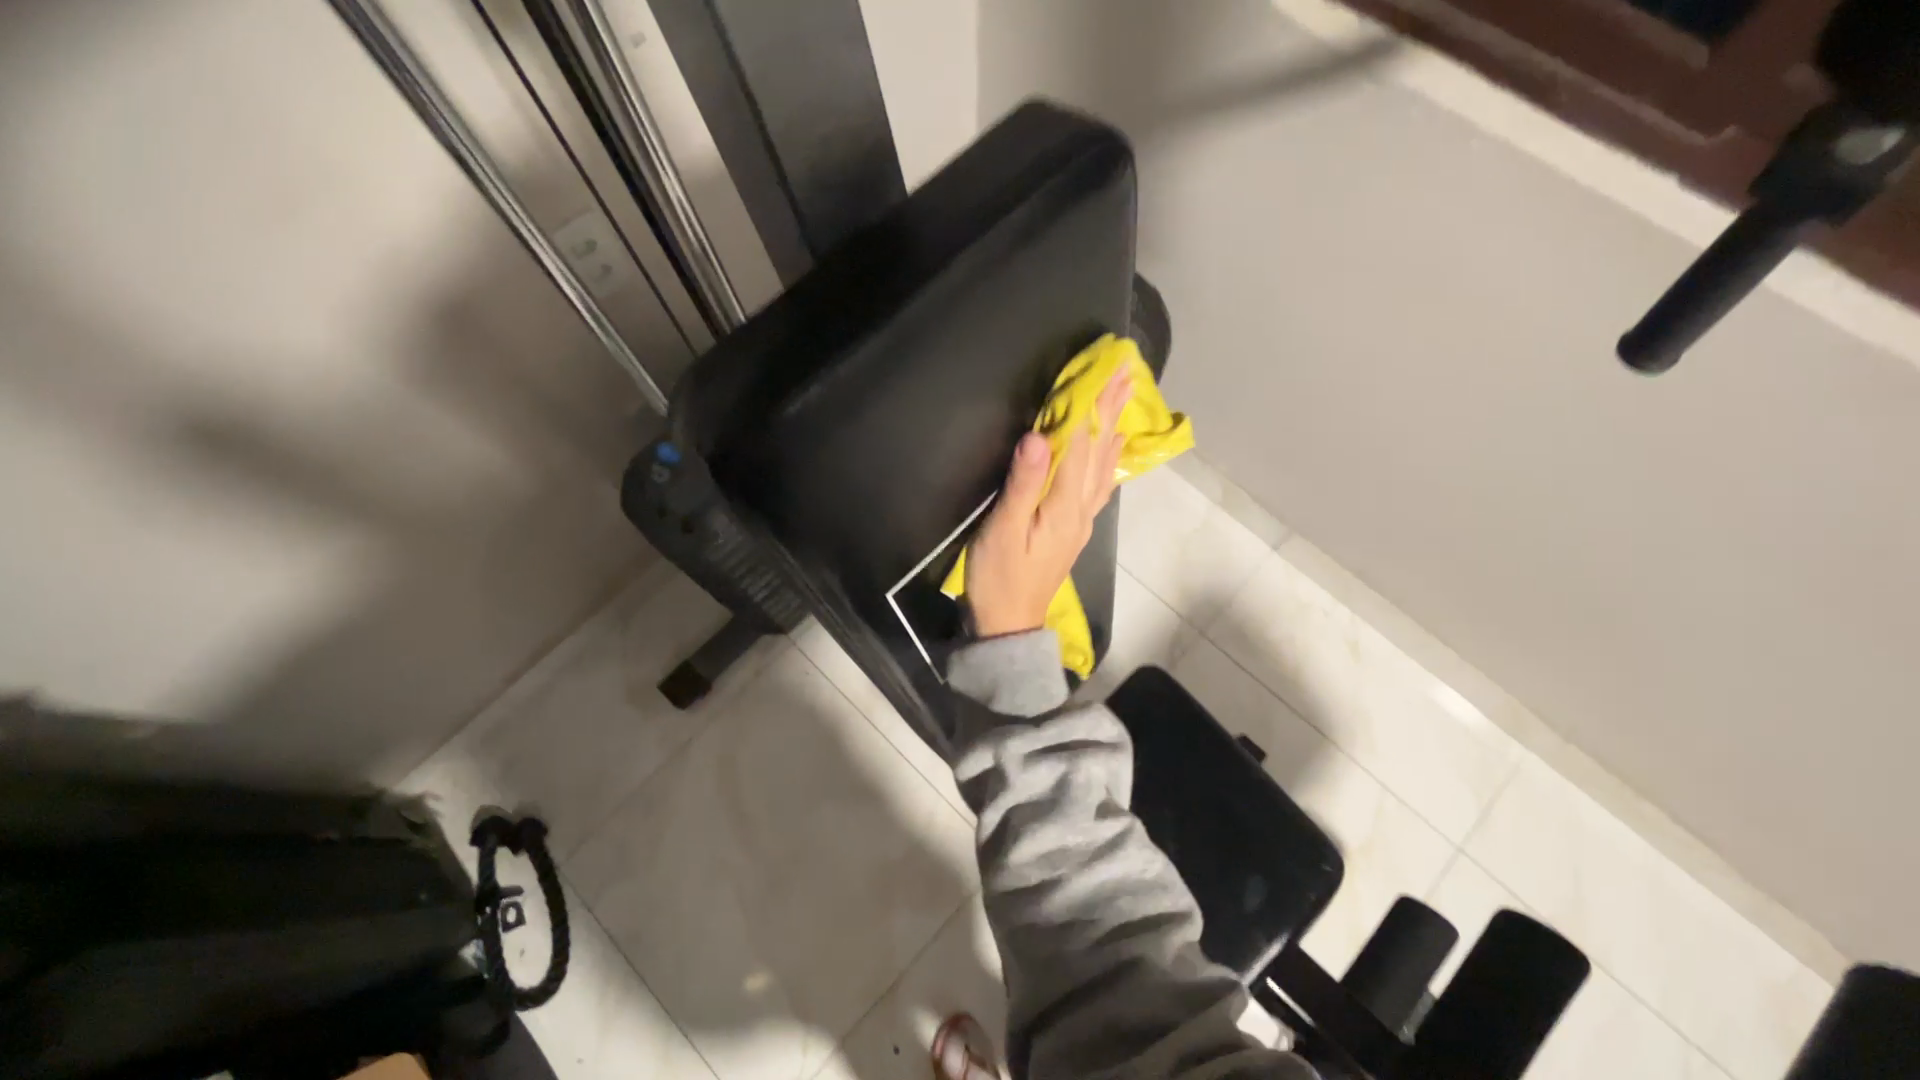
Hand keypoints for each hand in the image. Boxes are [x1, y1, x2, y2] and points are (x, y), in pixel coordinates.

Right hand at [965, 373, 1131, 637]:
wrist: (1009, 625)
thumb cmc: (998, 578)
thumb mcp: (1002, 532)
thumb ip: (1022, 485)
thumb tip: (1037, 437)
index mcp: (1063, 506)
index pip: (1079, 445)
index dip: (1089, 405)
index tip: (1104, 371)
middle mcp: (1081, 509)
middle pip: (1099, 451)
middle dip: (1111, 409)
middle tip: (1127, 371)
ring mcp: (1081, 521)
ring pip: (1104, 466)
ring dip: (1113, 428)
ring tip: (1125, 397)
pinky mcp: (1073, 529)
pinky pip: (1099, 483)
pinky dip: (1108, 458)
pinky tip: (1112, 449)